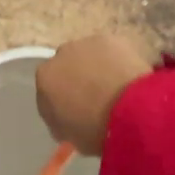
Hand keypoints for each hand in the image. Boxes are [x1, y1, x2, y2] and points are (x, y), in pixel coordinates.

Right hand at [35, 34, 154, 155]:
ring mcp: (85, 43)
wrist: (130, 110)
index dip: (60, 101)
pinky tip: (125, 77)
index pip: (46, 90)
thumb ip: (61, 122)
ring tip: (113, 88)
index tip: (73, 114)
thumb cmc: (95, 130)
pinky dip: (113, 62)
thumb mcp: (70, 136)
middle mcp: (60, 54)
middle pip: (65, 67)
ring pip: (86, 56)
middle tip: (93, 100)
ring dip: (94, 68)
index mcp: (44, 78)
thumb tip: (67, 117)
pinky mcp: (109, 39)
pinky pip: (107, 52)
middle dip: (75, 79)